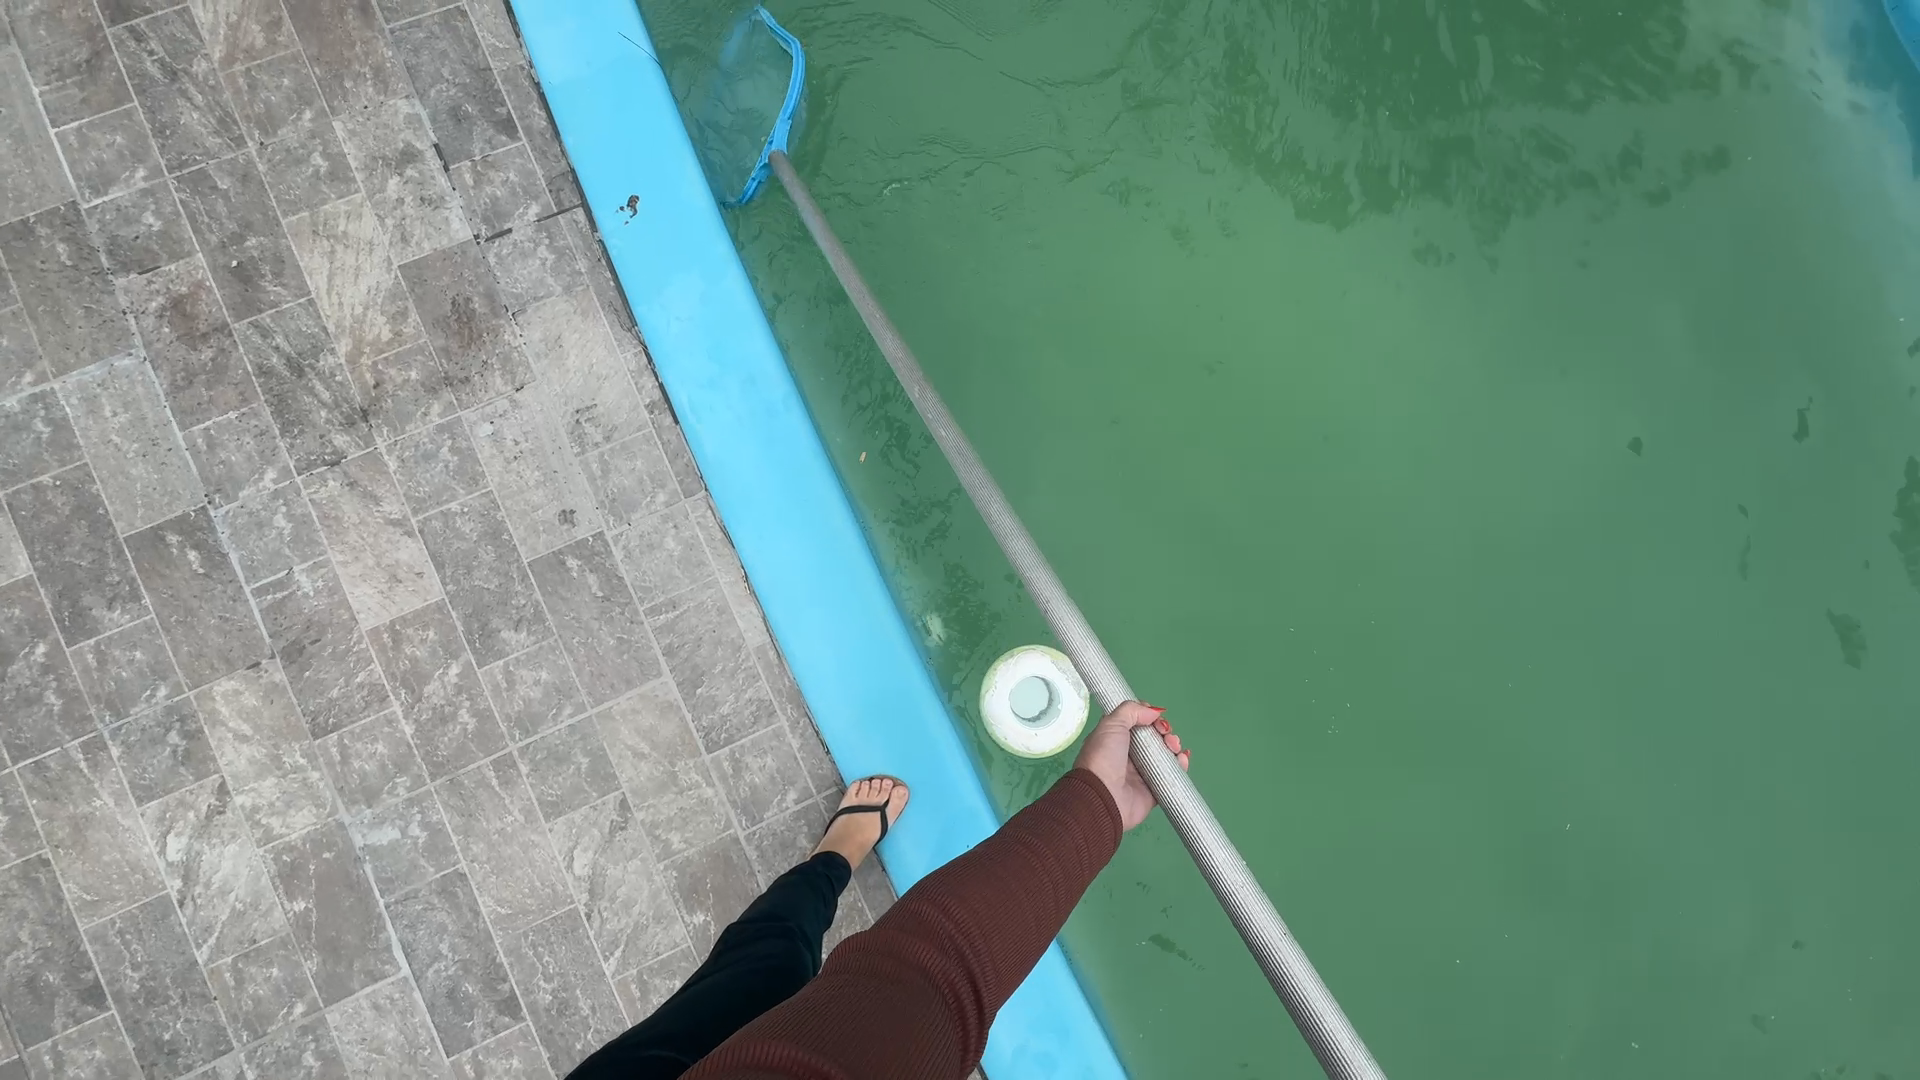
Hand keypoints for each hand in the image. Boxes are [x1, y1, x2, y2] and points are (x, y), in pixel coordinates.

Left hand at [1073, 701, 1188, 830]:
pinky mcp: (1154, 790)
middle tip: (1166, 733)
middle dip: (1164, 731)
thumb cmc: (1103, 757)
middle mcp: (1128, 755)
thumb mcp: (1111, 724)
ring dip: (1173, 746)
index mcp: (1114, 738)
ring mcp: (1141, 773)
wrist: (1103, 797)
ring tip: (1174, 746)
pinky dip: (1180, 765)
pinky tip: (1182, 759)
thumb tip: (1153, 711)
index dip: (1148, 717)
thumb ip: (1131, 711)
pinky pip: (1171, 775)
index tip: (1155, 718)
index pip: (1136, 723)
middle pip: (1153, 737)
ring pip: (1164, 755)